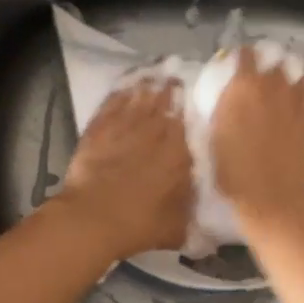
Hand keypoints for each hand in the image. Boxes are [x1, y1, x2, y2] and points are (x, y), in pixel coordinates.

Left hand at [57, 79, 192, 258]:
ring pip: (143, 96)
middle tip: (180, 79)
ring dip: (152, 85)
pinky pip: (115, 100)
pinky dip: (124, 89)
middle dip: (175, 90)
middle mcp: (157, 132)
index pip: (192, 122)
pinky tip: (130, 83)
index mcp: (181, 153)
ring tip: (159, 74)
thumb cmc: (141, 224)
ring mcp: (127, 125)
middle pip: (168, 102)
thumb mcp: (179, 228)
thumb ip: (196, 220)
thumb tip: (209, 227)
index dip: (195, 108)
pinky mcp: (100, 127)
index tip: (200, 99)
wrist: (94, 219)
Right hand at [210, 46, 303, 223]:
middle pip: (275, 63)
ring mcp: (298, 101)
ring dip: (291, 80)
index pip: (245, 55)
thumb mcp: (215, 136)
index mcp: (243, 87)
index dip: (243, 57)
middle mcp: (272, 86)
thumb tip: (229, 99)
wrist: (271, 196)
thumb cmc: (233, 172)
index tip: (240, 62)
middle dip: (269, 68)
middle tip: (264, 80)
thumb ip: (224, 110)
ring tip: (287, 90)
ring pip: (299, 75)